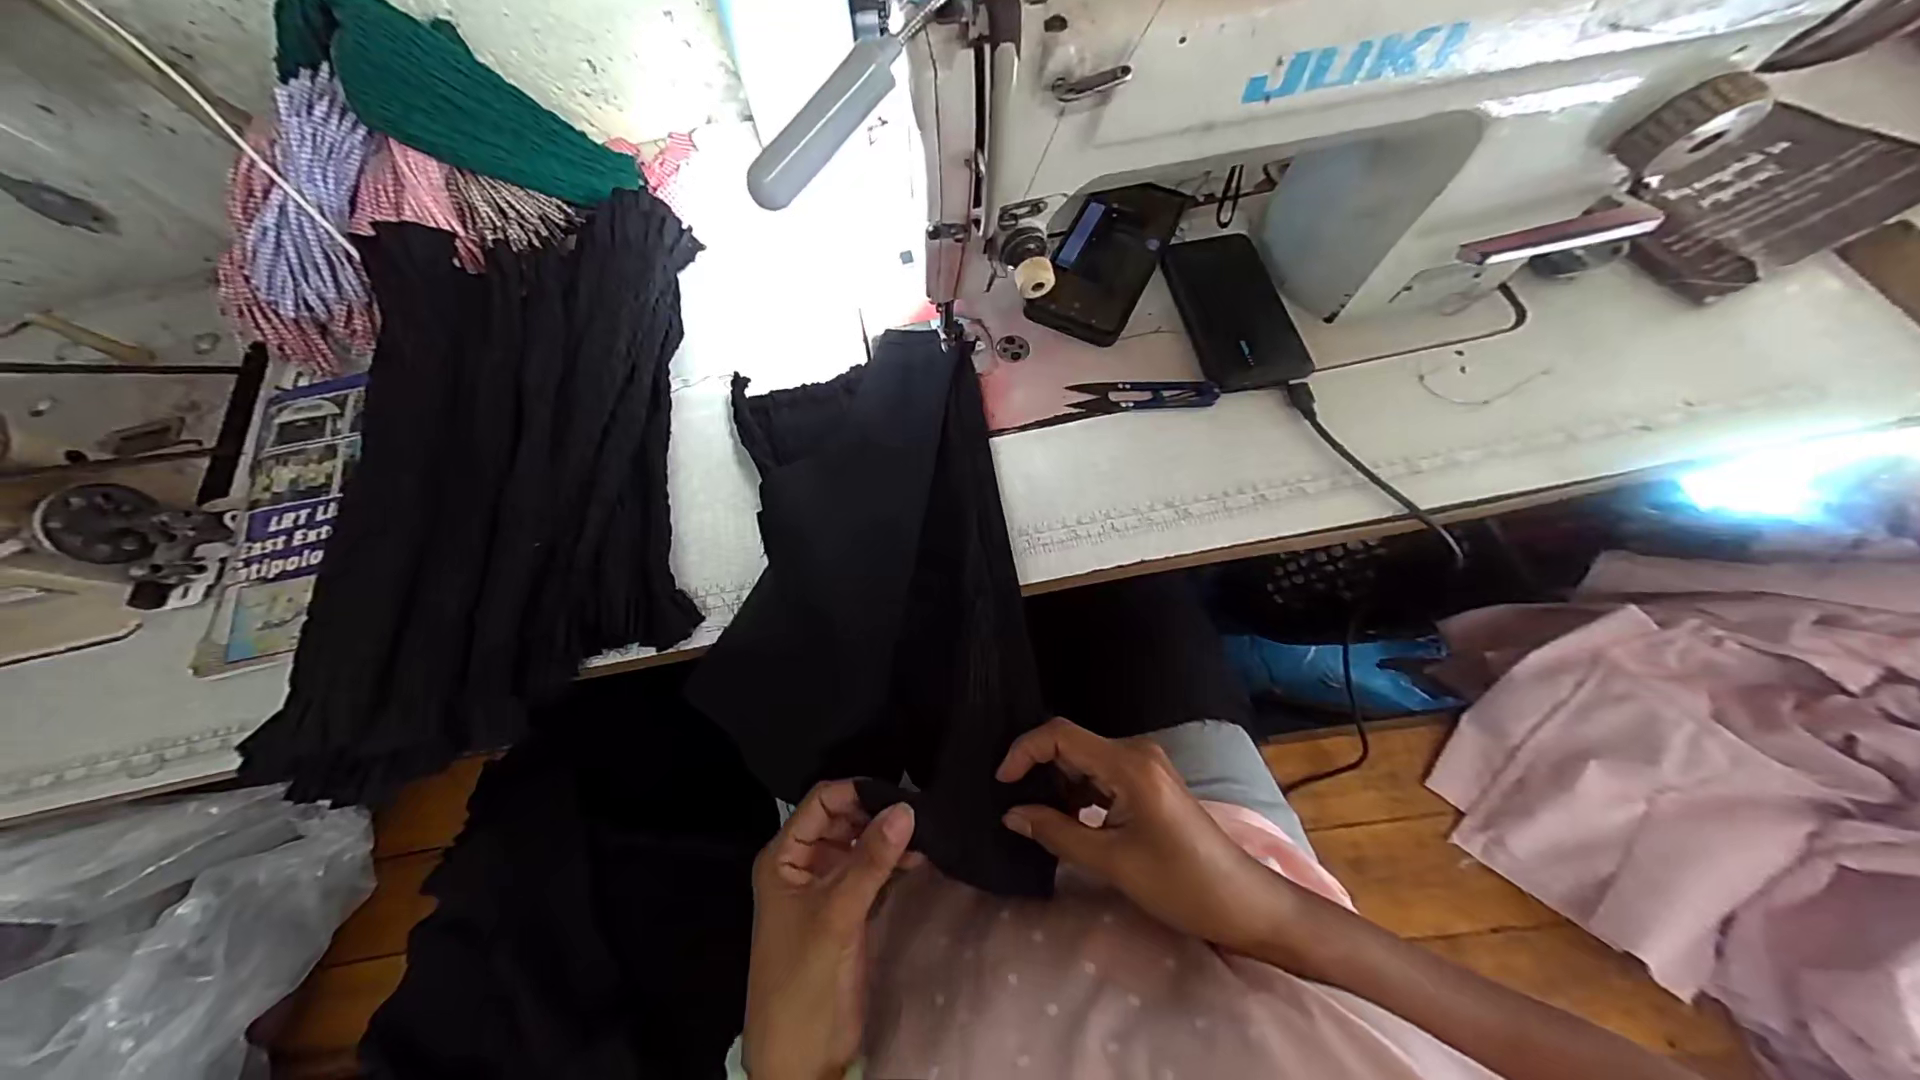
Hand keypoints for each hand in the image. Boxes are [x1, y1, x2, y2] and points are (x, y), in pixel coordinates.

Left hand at [744, 781, 918, 1079]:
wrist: (802, 1057)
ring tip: (927, 833)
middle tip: (920, 811)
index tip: (899, 793)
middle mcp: (805, 863)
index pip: (822, 803)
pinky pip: (873, 870)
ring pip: (862, 843)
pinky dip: (894, 862)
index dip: (857, 792)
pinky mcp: (849, 907)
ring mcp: (828, 885)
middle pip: (844, 819)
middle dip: (878, 813)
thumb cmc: (803, 978)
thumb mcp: (836, 914)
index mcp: (785, 856)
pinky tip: (920, 857)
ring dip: (890, 838)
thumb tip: (906, 808)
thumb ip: (872, 860)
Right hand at [997, 717, 1303, 956]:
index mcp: (1128, 763)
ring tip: (1039, 819)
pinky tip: (1070, 822)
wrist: (1245, 903)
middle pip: (1071, 744)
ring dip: (1058, 785)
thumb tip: (1011, 815)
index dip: (1024, 751)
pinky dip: (1080, 794)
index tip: (1002, 784)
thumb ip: (1056, 833)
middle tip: (1016, 806)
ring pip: (1084, 760)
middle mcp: (1135, 752)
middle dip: (1039, 770)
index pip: (1060, 734)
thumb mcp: (1111, 862)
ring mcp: (1144, 765)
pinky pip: (1101, 775)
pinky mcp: (1148, 782)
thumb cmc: (1180, 883)